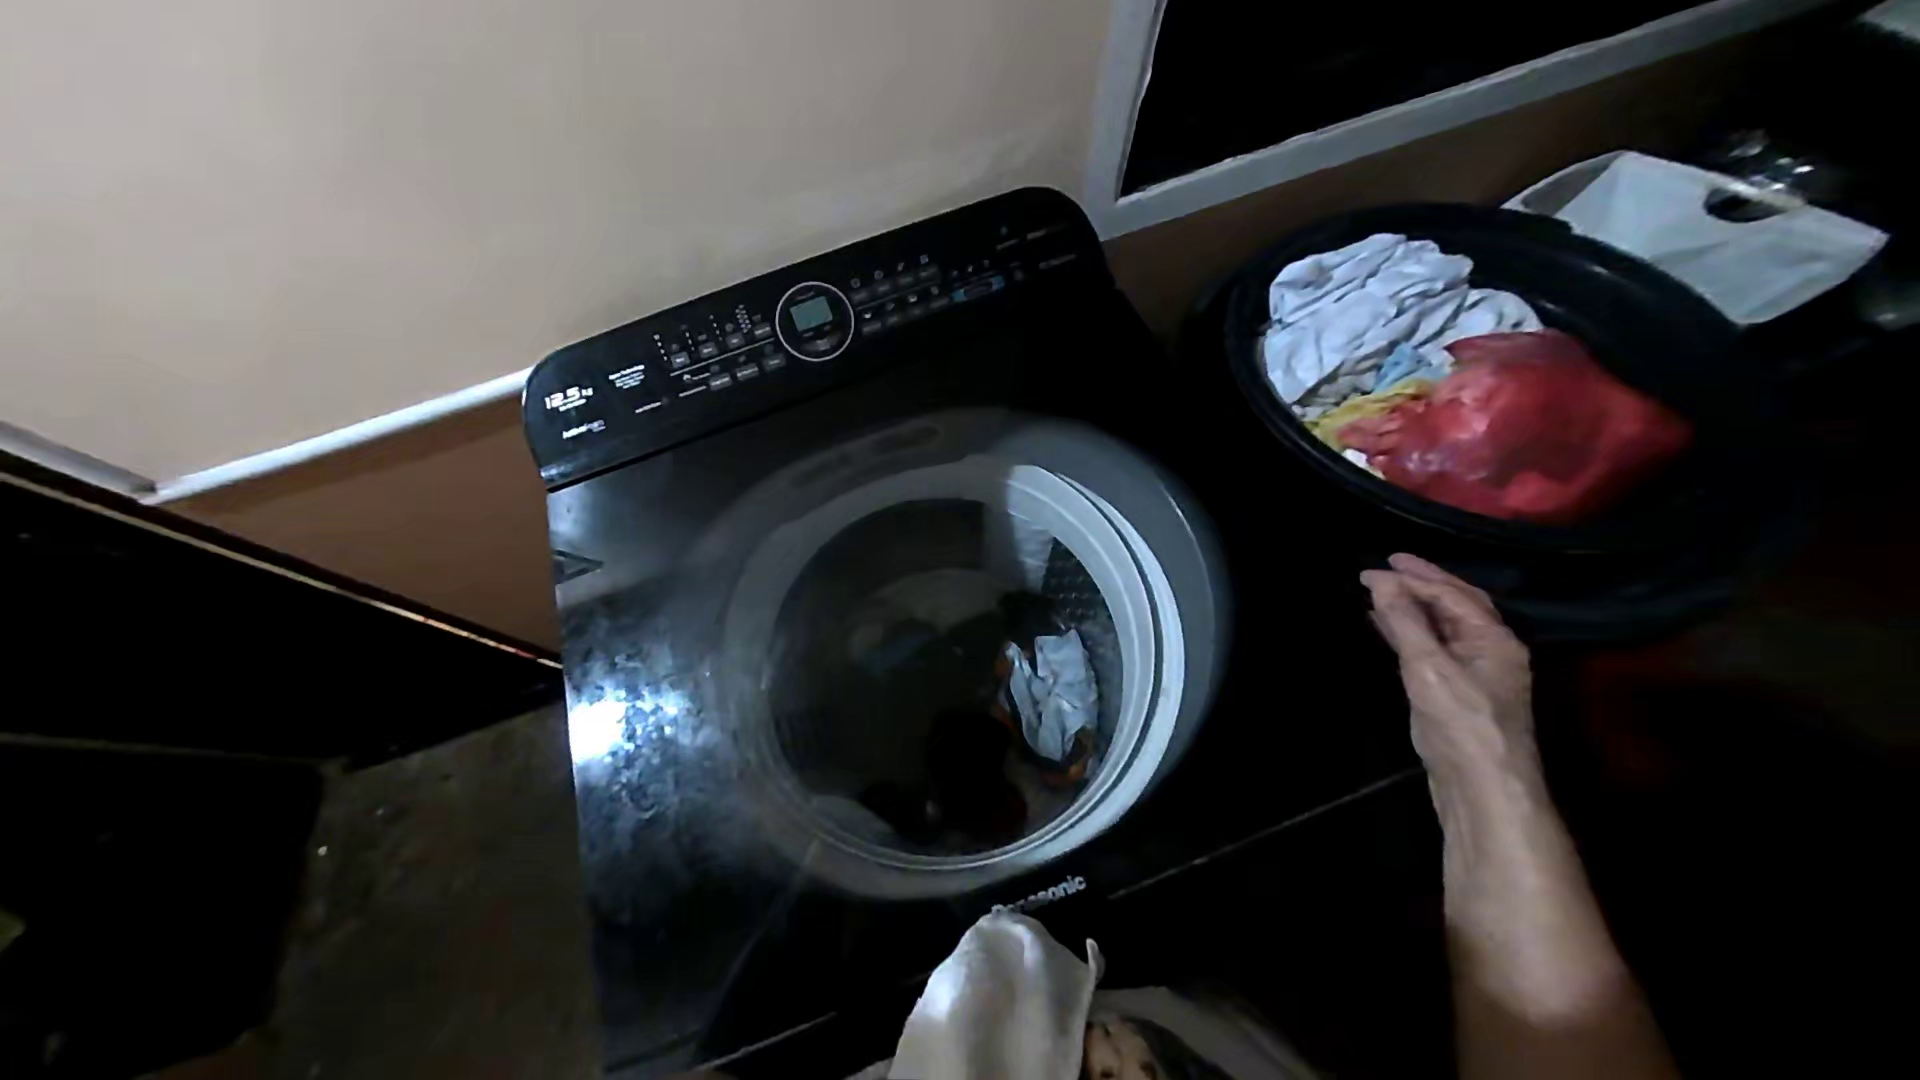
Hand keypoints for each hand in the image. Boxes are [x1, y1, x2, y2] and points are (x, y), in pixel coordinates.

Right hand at [1361, 554, 1538, 810]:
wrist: (1480, 782)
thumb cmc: (1460, 720)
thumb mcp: (1428, 666)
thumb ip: (1404, 621)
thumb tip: (1381, 580)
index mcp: (1494, 639)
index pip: (1451, 595)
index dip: (1411, 578)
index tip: (1372, 569)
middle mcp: (1488, 648)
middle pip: (1455, 604)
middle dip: (1423, 581)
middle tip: (1389, 563)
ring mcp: (1472, 670)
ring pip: (1442, 625)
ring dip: (1413, 605)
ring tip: (1382, 589)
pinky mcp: (1453, 688)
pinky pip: (1429, 646)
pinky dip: (1407, 630)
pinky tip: (1385, 625)